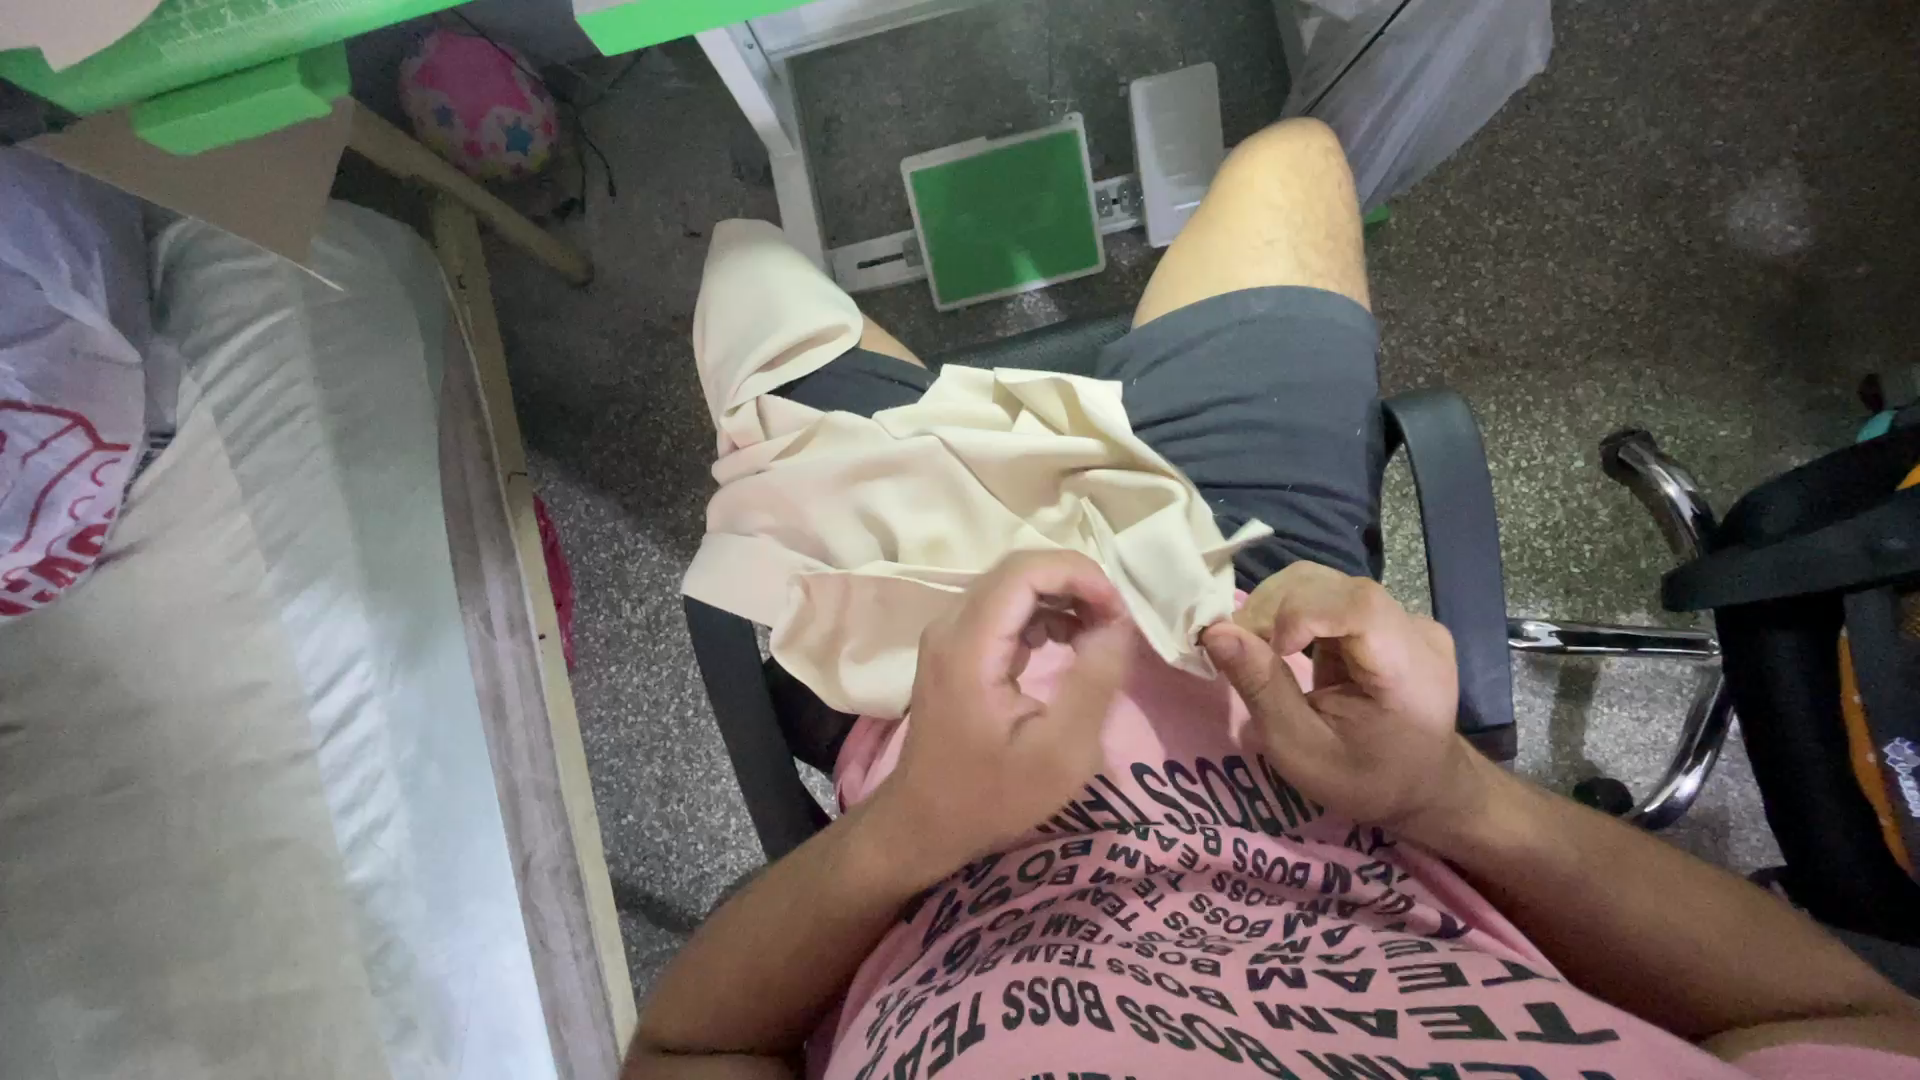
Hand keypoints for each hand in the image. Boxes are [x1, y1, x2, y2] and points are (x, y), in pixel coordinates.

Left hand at [878, 551, 1135, 875]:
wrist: (926, 821)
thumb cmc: (993, 796)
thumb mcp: (1061, 752)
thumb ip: (1094, 681)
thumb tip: (1117, 623)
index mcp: (969, 646)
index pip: (1023, 572)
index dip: (1078, 574)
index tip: (1118, 610)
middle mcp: (950, 626)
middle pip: (1016, 570)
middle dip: (1074, 582)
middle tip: (1115, 621)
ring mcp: (948, 633)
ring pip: (1010, 584)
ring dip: (1060, 596)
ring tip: (1098, 633)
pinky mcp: (954, 646)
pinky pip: (1001, 607)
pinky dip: (1040, 613)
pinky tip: (1066, 643)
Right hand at [1201, 562, 1493, 843]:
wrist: (1419, 786)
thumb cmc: (1360, 777)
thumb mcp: (1299, 748)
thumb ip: (1261, 687)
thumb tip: (1214, 631)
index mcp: (1409, 669)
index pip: (1357, 606)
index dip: (1299, 612)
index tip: (1265, 649)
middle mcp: (1414, 628)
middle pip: (1330, 586)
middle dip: (1272, 610)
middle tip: (1241, 649)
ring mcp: (1402, 617)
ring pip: (1320, 582)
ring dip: (1274, 608)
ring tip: (1257, 649)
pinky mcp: (1385, 616)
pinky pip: (1325, 594)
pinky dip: (1287, 612)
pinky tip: (1279, 646)